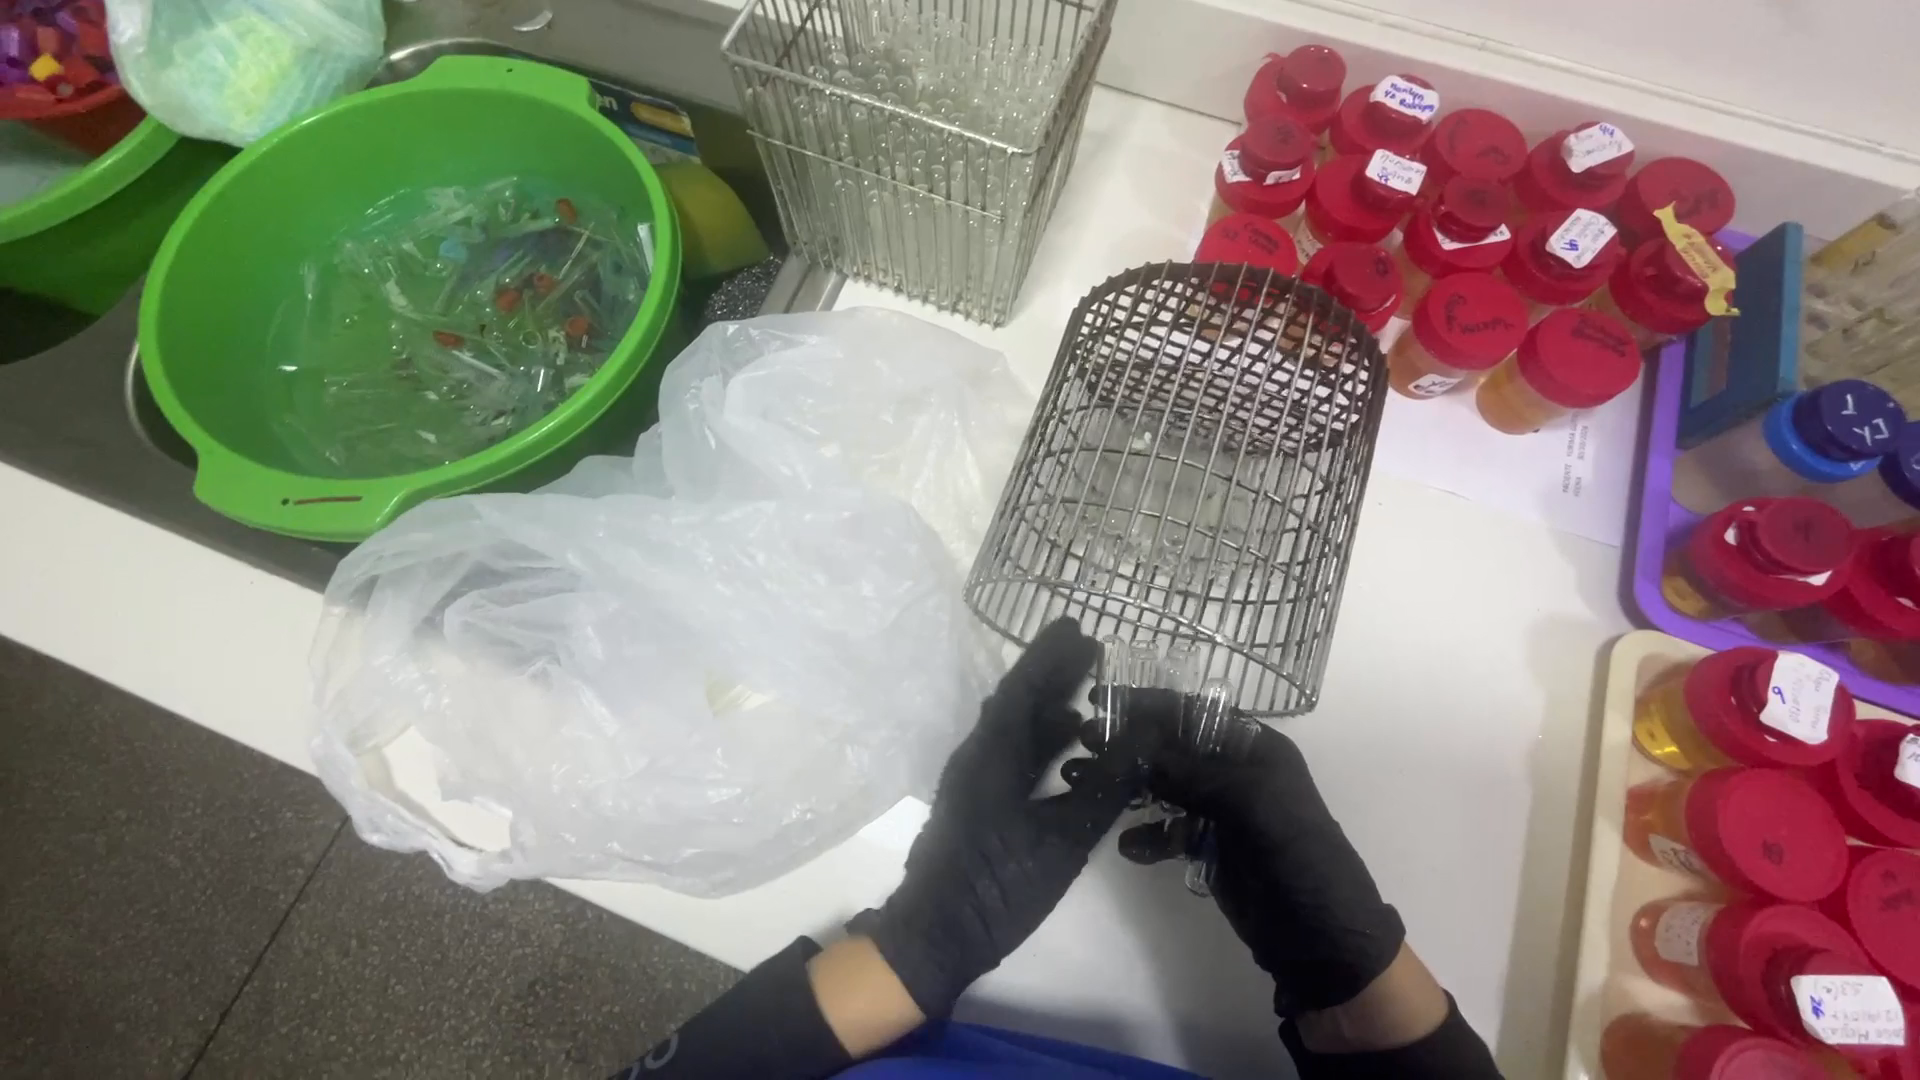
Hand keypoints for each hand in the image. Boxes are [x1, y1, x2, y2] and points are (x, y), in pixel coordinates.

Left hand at [854, 618, 1141, 1017]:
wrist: (938, 931)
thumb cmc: (999, 884)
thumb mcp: (1062, 840)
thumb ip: (1104, 786)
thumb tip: (1144, 737)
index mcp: (991, 752)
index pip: (1024, 687)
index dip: (1050, 655)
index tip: (1078, 627)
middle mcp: (979, 752)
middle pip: (1018, 699)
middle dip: (1051, 671)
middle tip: (1089, 647)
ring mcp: (975, 775)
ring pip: (1015, 725)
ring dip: (1047, 702)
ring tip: (1086, 685)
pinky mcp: (979, 797)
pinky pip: (1013, 750)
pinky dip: (1041, 737)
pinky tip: (1067, 738)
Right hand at [1104, 690, 1405, 1019]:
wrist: (1322, 940)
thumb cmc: (1296, 854)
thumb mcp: (1248, 803)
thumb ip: (1189, 773)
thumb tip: (1134, 749)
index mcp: (1253, 747)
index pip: (1191, 712)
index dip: (1146, 702)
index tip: (1101, 698)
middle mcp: (1233, 771)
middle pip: (1169, 745)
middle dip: (1127, 742)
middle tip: (1084, 741)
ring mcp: (1218, 810)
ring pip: (1162, 785)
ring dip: (1127, 785)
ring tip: (1085, 784)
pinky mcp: (1206, 846)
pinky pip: (1166, 829)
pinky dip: (1147, 835)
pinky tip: (1130, 847)